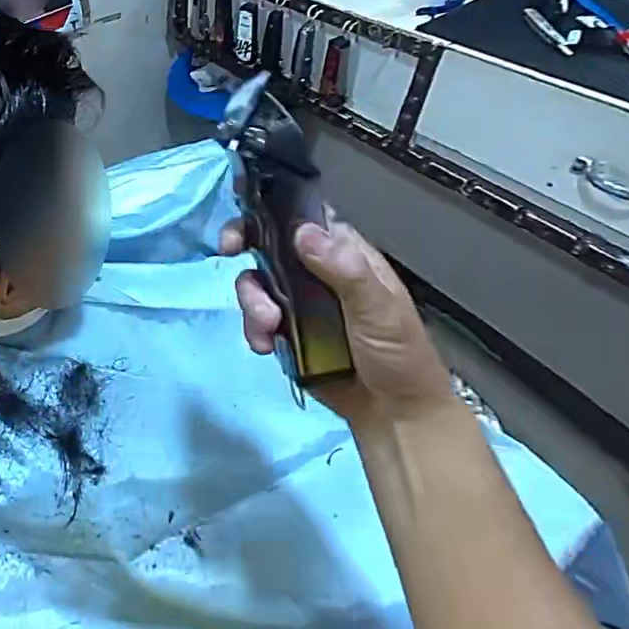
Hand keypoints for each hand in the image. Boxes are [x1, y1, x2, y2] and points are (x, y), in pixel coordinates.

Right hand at [221, 219, 454, 424]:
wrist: (394, 416)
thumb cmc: (399, 355)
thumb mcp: (379, 309)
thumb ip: (345, 270)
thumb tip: (302, 232)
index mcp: (345, 255)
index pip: (305, 219)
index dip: (272, 212)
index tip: (248, 218)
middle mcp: (317, 272)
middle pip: (271, 245)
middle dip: (246, 243)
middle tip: (229, 250)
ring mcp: (299, 303)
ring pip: (259, 283)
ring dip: (252, 299)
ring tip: (268, 326)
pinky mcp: (287, 333)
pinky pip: (258, 320)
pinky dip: (254, 329)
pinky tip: (266, 346)